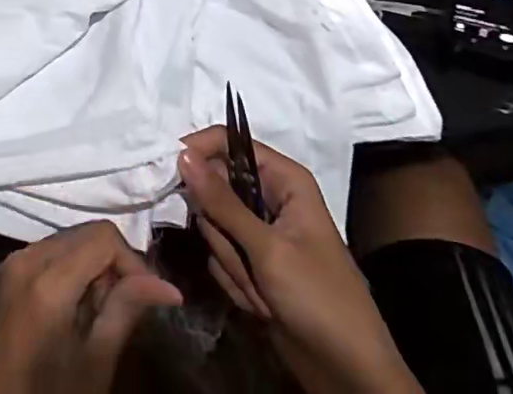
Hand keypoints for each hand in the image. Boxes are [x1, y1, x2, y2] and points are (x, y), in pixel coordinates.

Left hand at [0, 220, 182, 393]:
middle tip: (121, 310)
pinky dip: (67, 271)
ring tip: (96, 314)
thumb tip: (169, 286)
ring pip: (66, 242)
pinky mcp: (0, 278)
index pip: (104, 237)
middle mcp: (25, 258)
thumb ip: (126, 310)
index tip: (147, 298)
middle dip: (111, 265)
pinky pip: (45, 254)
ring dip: (90, 268)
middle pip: (85, 234)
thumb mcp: (93, 364)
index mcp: (47, 279)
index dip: (132, 262)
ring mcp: (8, 266)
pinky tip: (71, 311)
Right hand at [179, 127, 419, 393]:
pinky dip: (236, 282)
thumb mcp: (267, 248)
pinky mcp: (252, 263)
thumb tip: (183, 154)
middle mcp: (270, 196)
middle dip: (223, 231)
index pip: (229, 143)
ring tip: (264, 289)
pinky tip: (263, 305)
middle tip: (247, 259)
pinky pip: (221, 257)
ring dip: (233, 263)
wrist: (346, 369)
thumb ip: (222, 202)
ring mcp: (259, 232)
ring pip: (215, 228)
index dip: (198, 150)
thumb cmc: (317, 296)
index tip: (166, 168)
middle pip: (216, 189)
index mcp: (283, 178)